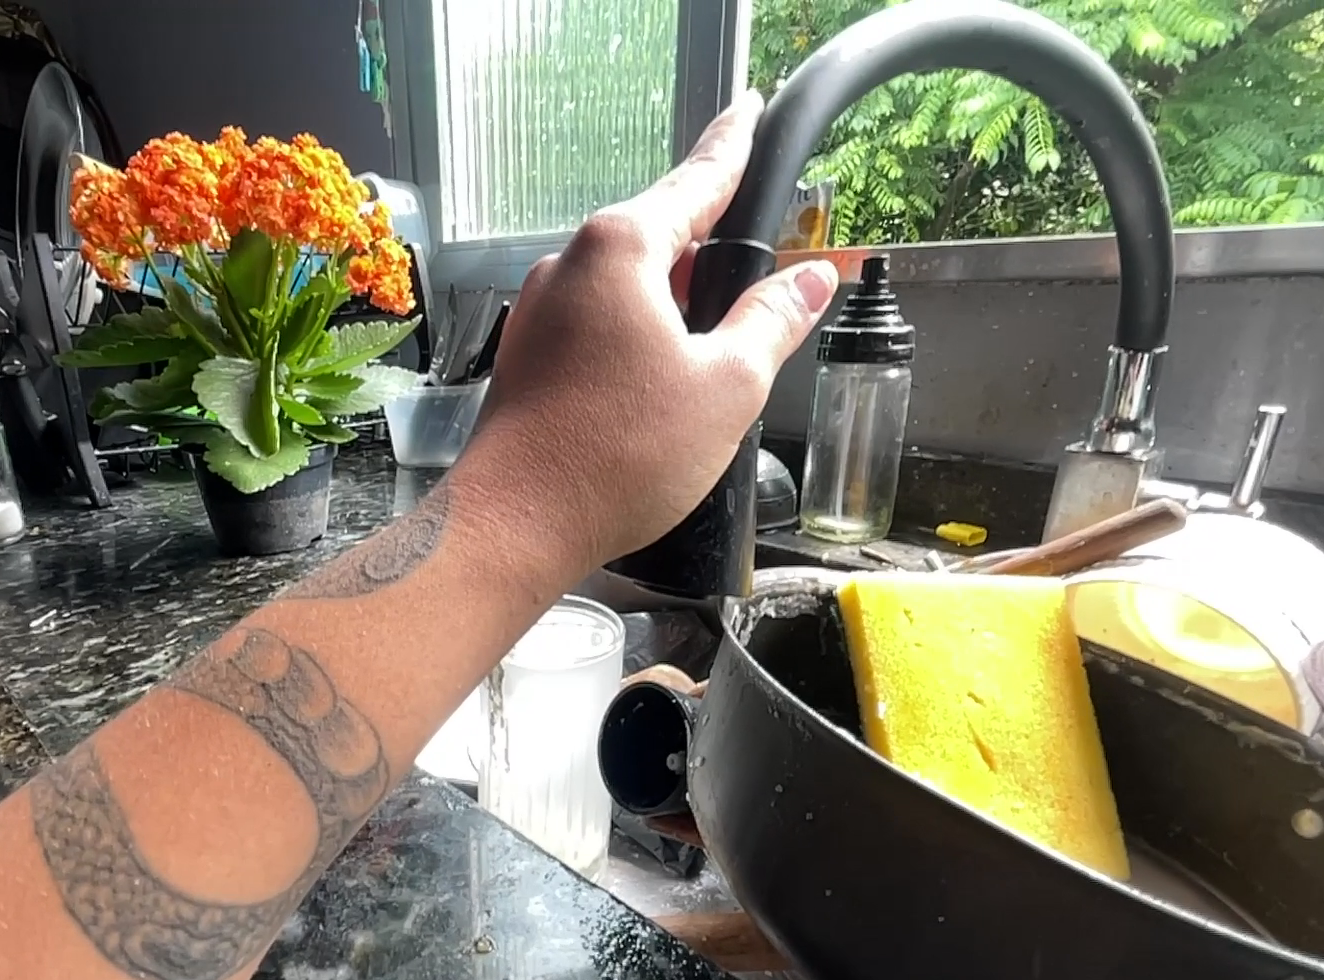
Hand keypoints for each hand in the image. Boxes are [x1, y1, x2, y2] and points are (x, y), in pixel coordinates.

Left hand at [452, 89, 839, 578]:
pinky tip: (649, 389)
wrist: (513, 524)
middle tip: (748, 296)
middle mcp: (566, 267)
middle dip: (706, 258)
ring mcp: (536, 314)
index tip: (748, 111)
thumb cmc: (620, 456)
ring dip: (670, 310)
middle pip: (656, 238)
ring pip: (623, 289)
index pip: (696, 180)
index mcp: (617, 250)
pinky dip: (632, 341)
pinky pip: (593, 327)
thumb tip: (810, 277)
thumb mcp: (725, 387)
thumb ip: (771, 321)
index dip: (733, 147)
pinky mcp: (524, 358)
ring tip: (703, 361)